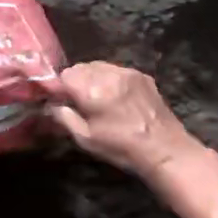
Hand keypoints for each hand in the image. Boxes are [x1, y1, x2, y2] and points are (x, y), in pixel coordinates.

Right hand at [46, 61, 204, 176]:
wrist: (166, 150)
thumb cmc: (121, 147)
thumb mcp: (85, 138)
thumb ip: (63, 117)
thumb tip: (51, 105)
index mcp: (92, 91)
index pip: (65, 75)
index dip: (60, 87)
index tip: (62, 100)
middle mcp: (109, 76)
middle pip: (80, 67)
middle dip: (76, 81)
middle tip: (80, 101)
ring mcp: (127, 74)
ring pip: (98, 66)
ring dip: (92, 78)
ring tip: (99, 98)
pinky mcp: (142, 76)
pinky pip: (116, 70)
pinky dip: (109, 79)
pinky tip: (116, 97)